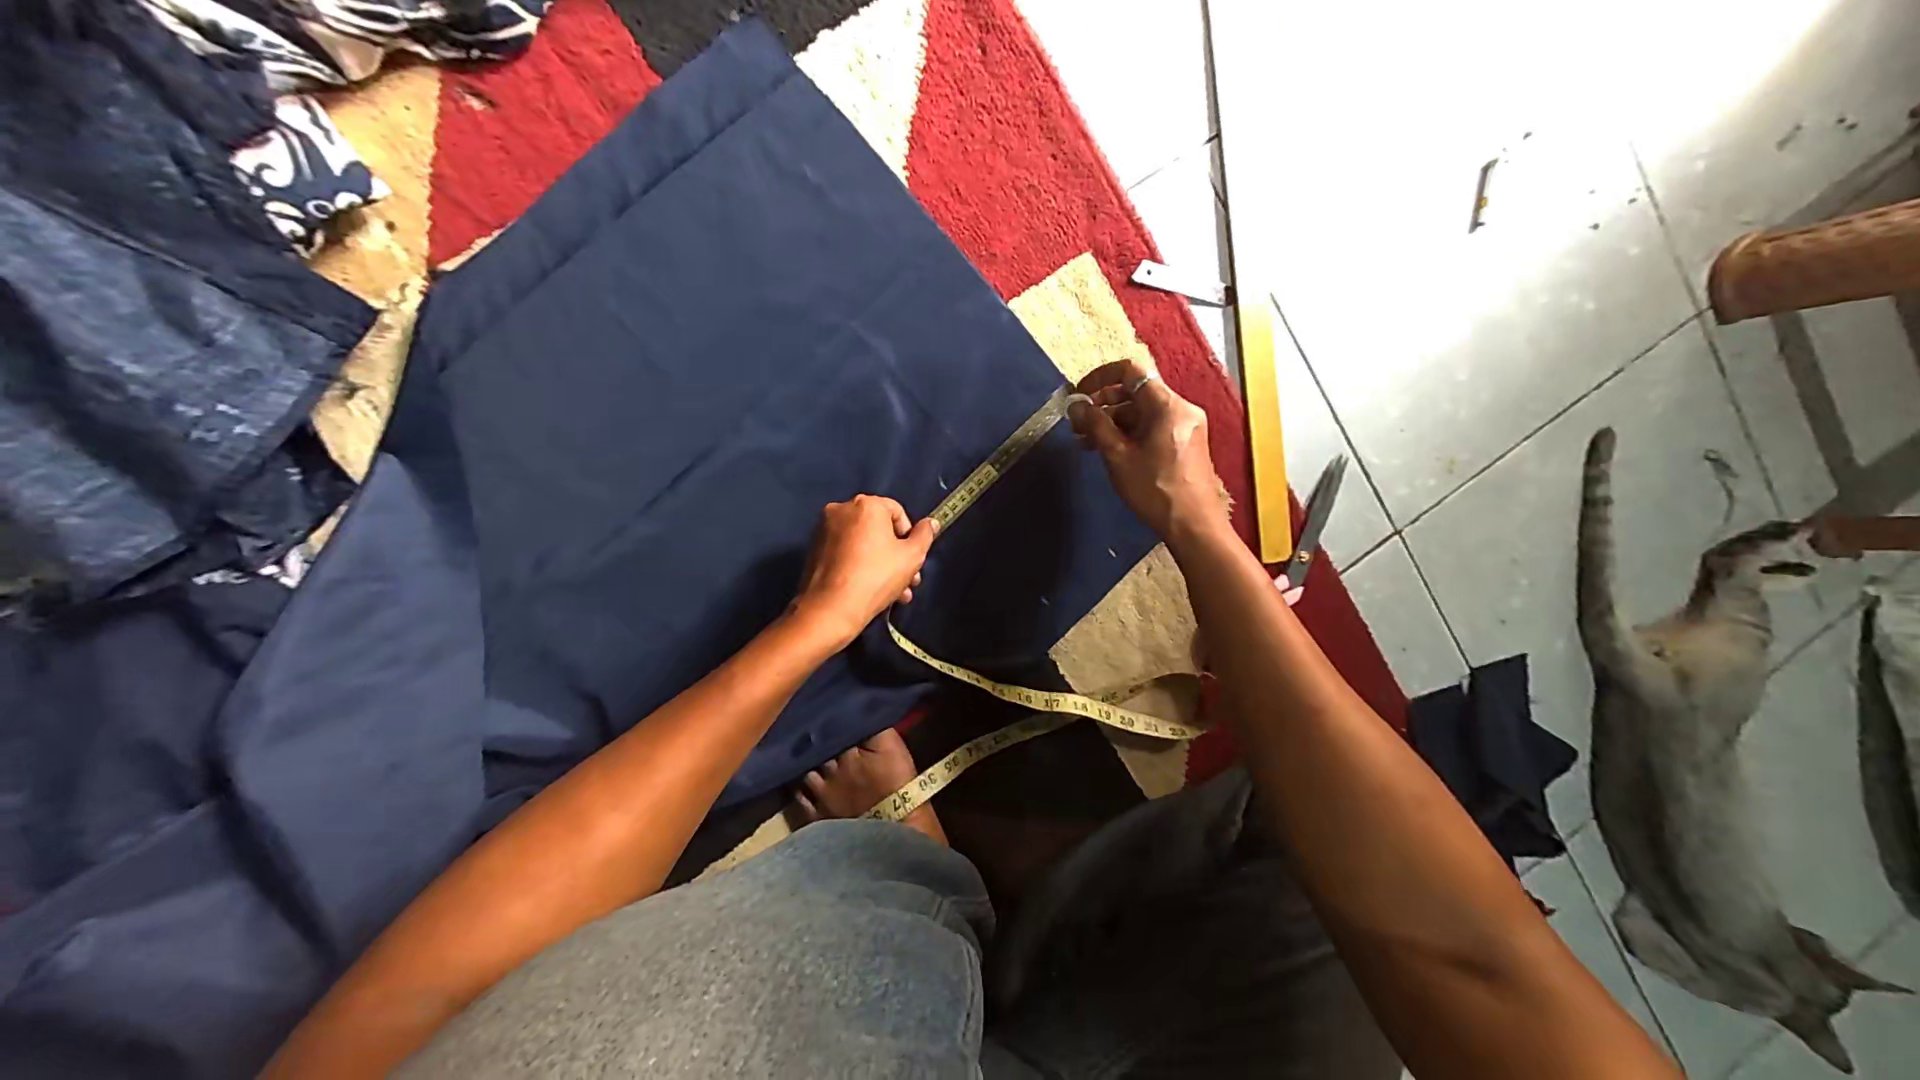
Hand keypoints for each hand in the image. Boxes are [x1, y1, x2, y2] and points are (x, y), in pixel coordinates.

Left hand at [790, 495, 937, 647]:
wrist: (831, 609)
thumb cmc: (876, 578)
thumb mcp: (912, 557)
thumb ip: (925, 536)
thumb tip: (930, 523)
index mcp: (865, 504)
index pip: (897, 511)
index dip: (910, 535)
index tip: (913, 560)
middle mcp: (841, 509)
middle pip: (879, 528)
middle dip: (897, 554)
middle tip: (908, 579)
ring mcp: (823, 529)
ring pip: (863, 542)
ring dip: (882, 563)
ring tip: (894, 592)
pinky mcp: (814, 549)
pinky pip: (846, 551)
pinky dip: (860, 565)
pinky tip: (871, 590)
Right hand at [1068, 359, 1226, 538]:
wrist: (1194, 525)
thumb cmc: (1155, 490)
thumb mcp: (1118, 457)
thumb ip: (1096, 426)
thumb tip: (1076, 405)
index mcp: (1167, 405)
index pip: (1130, 372)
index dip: (1099, 379)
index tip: (1079, 397)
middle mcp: (1180, 408)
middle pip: (1135, 392)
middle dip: (1103, 404)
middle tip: (1077, 425)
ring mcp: (1185, 425)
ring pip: (1142, 412)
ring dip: (1113, 422)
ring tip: (1086, 442)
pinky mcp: (1185, 442)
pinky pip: (1152, 426)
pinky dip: (1129, 433)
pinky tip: (1109, 450)